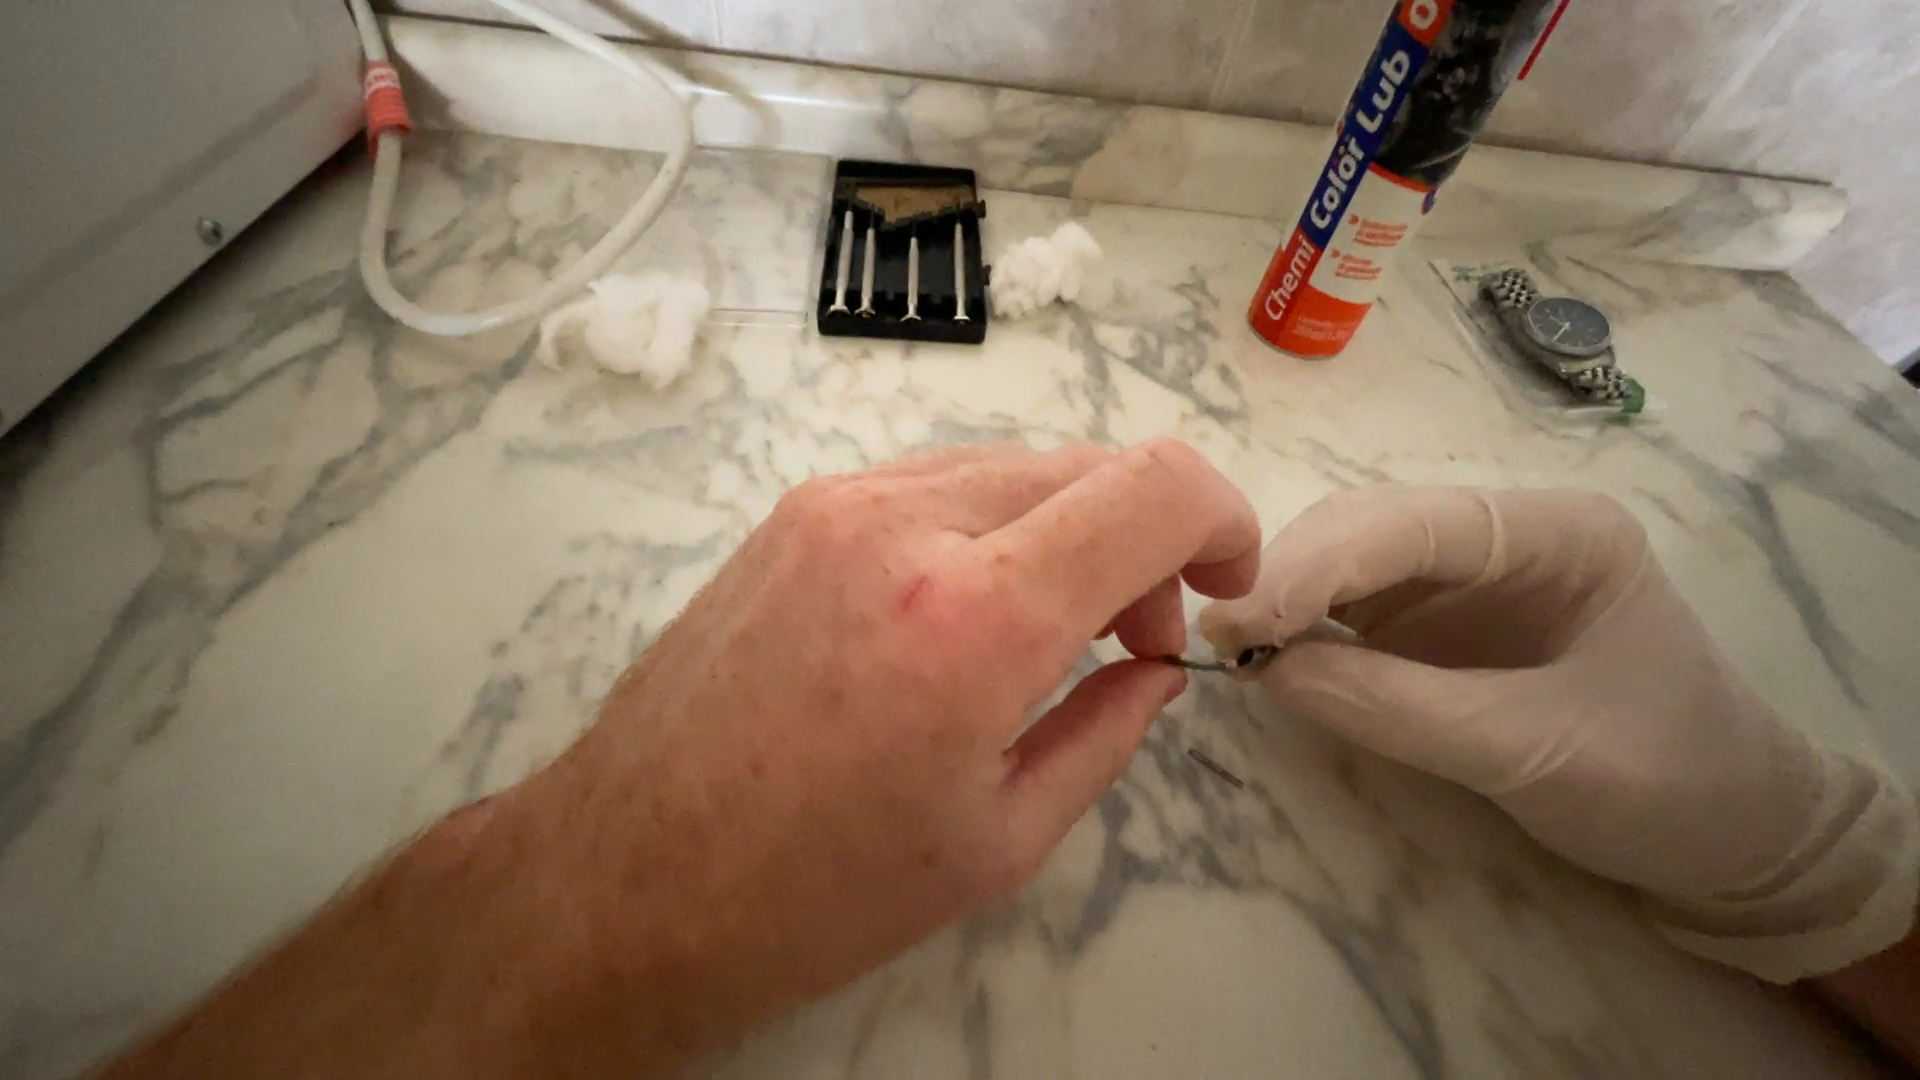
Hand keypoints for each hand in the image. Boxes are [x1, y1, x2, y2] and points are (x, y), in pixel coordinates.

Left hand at [507, 438, 1260, 1065]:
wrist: (626, 873)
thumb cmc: (819, 889)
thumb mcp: (1004, 835)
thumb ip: (1107, 727)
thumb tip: (1154, 660)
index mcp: (974, 616)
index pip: (1155, 490)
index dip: (1224, 518)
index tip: (1226, 579)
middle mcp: (907, 523)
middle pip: (1090, 467)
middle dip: (1146, 539)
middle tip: (1133, 635)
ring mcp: (841, 500)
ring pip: (1016, 465)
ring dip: (1069, 528)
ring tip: (1051, 626)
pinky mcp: (801, 506)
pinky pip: (941, 481)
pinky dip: (996, 522)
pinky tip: (973, 600)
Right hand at [1200, 486, 1917, 982]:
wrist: (1727, 829)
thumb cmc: (1664, 784)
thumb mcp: (1534, 752)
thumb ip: (1396, 707)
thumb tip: (1265, 671)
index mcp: (1553, 533)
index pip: (1408, 526)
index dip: (1315, 567)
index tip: (1238, 623)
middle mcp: (1496, 531)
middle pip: (1360, 525)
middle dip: (1287, 574)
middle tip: (1220, 635)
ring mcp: (1456, 568)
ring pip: (1340, 552)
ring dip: (1280, 591)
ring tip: (1233, 641)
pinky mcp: (1426, 610)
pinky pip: (1342, 596)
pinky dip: (1295, 618)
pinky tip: (1265, 644)